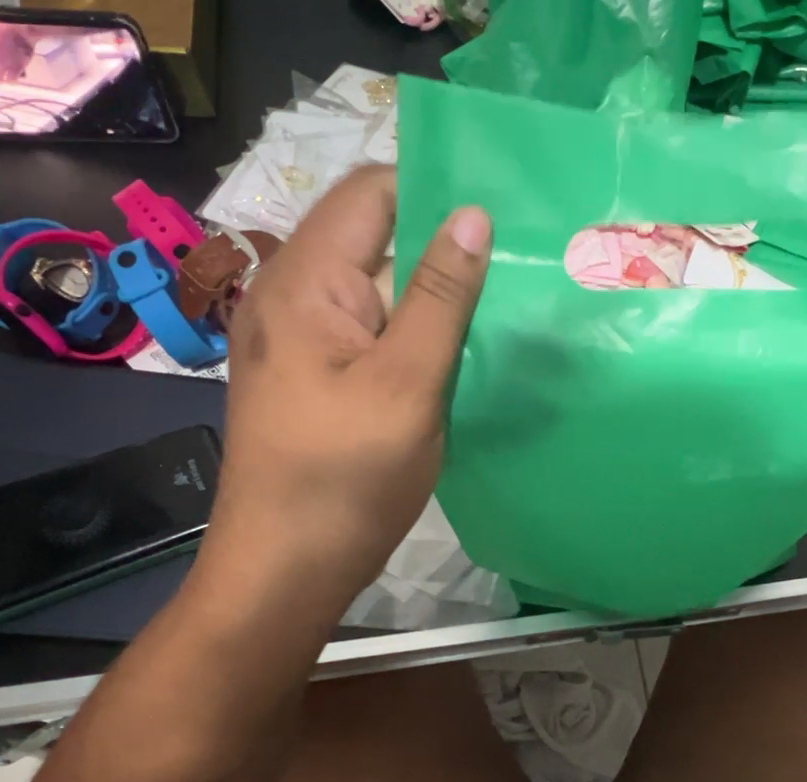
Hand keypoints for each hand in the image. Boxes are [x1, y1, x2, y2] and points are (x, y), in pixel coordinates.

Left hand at [190, 165, 490, 624]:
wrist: (285, 569)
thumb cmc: (345, 478)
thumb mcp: (406, 384)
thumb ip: (441, 297)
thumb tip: (473, 215)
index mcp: (304, 280)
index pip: (371, 191)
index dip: (435, 186)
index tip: (505, 206)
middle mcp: (290, 294)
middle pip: (373, 236)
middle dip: (443, 240)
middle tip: (521, 256)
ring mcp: (299, 339)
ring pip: (376, 288)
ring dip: (433, 290)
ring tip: (505, 298)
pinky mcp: (313, 376)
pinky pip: (369, 330)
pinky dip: (414, 330)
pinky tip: (461, 348)